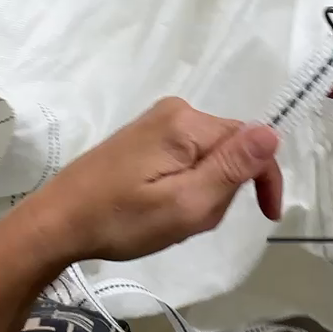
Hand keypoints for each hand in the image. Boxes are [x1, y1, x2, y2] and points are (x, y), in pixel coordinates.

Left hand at [18, 97, 283, 263]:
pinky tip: (161, 206)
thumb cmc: (122, 219)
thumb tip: (273, 131)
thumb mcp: (185, 204)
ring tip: (172, 218)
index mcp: (187, 122)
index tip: (266, 219)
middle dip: (224, 189)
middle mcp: (175, 110)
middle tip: (192, 221)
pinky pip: (187, 158)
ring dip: (204, 191)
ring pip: (209, 157)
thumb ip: (231, 168)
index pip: (250, 141)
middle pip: (229, 149)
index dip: (264, 180)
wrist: (59, 221)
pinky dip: (186, 186)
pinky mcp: (145, 136)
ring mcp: (157, 121)